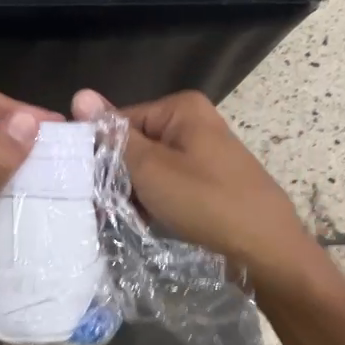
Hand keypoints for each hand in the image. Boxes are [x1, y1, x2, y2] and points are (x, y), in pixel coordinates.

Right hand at [73, 89, 328, 297]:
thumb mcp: (150, 167)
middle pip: (133, 145)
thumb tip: (79, 95)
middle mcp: (192, 123)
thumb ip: (113, 135)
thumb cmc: (205, 202)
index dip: (98, 151)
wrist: (264, 249)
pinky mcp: (205, 181)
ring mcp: (201, 153)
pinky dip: (152, 202)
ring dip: (131, 193)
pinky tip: (145, 221)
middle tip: (103, 206)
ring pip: (146, 169)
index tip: (85, 183)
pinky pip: (165, 185)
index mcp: (180, 108)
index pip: (117, 121)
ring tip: (122, 217)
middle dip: (116, 175)